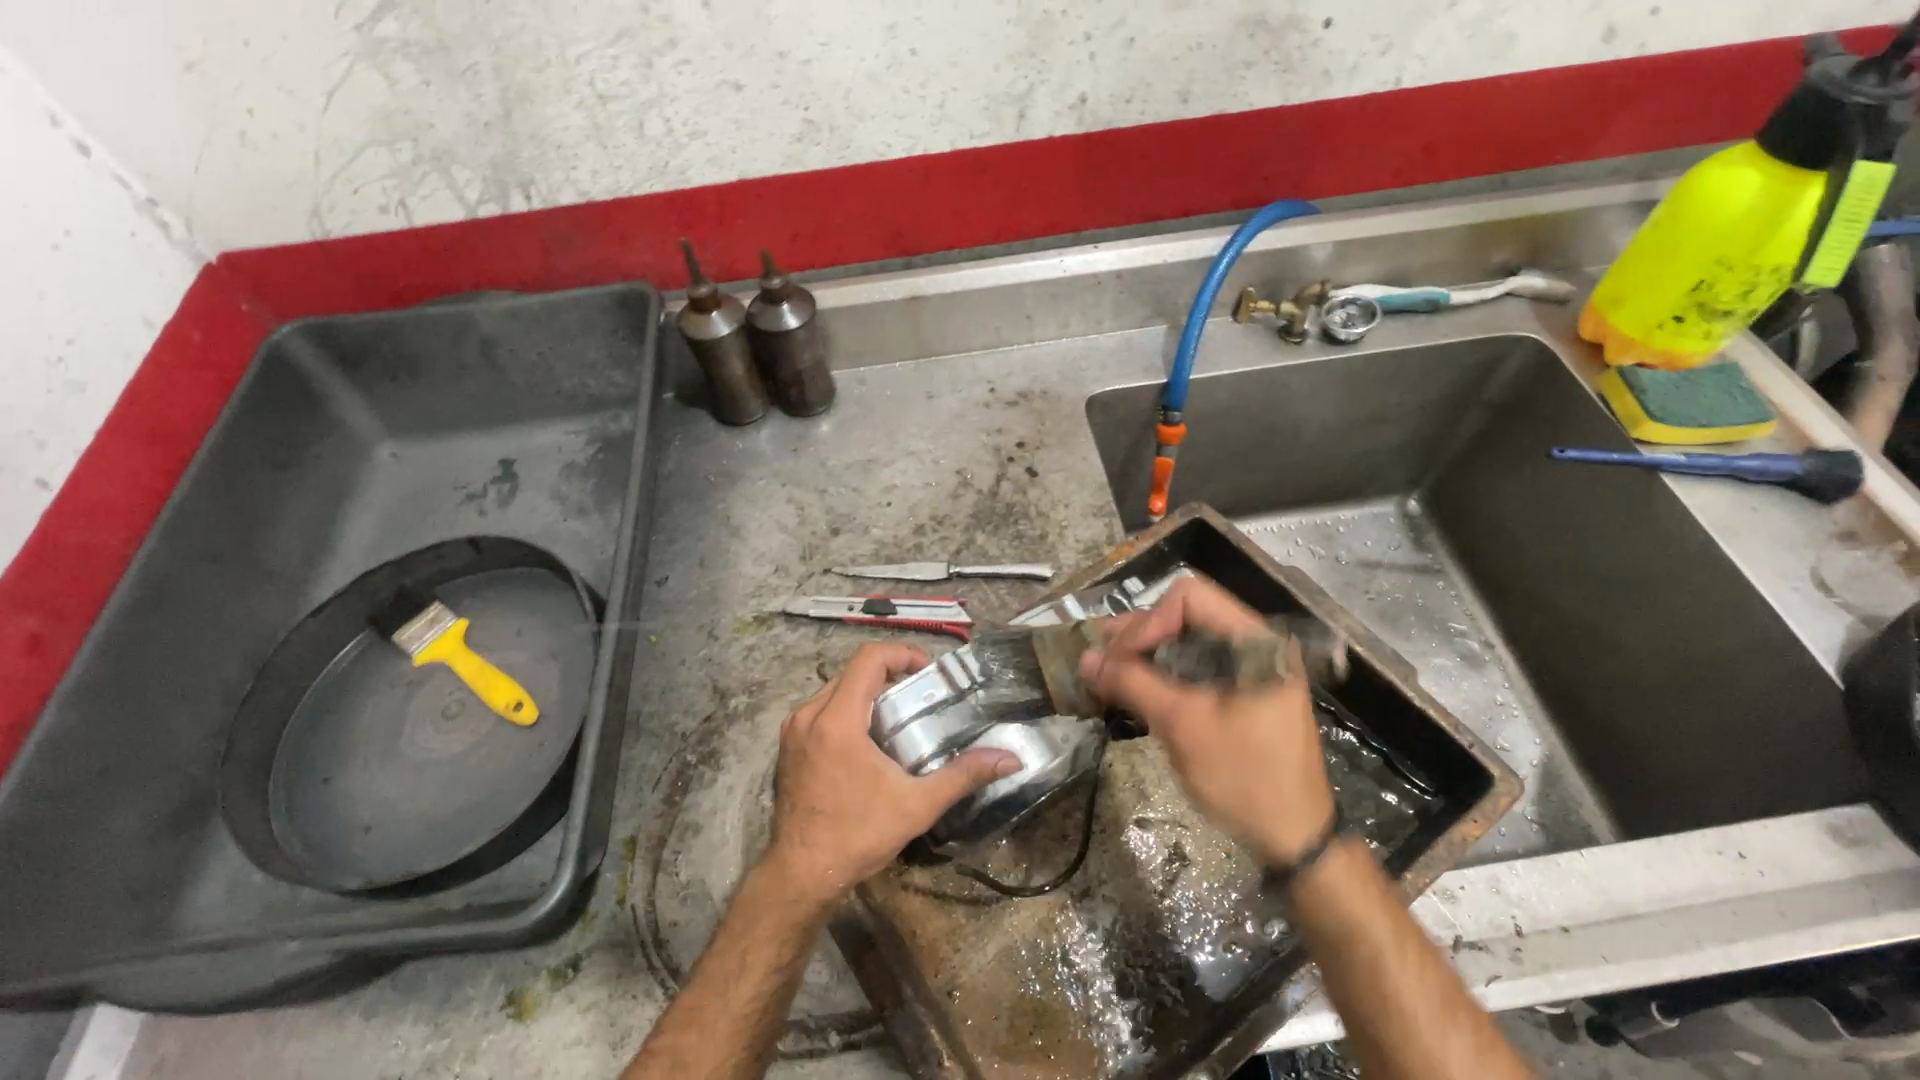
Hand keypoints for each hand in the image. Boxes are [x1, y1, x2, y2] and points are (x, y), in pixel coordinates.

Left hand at [763, 643, 1020, 907]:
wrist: (802, 874)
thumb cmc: (859, 835)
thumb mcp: (918, 804)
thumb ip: (964, 775)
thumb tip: (1010, 760)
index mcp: (837, 720)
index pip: (868, 658)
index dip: (901, 653)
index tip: (926, 672)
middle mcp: (808, 716)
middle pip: (851, 673)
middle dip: (887, 675)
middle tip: (918, 697)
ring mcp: (793, 732)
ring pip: (832, 691)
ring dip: (865, 694)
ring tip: (896, 718)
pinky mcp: (787, 748)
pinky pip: (818, 712)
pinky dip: (844, 712)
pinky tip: (867, 742)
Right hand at [1078, 577, 1335, 865]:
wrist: (1295, 839)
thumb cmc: (1244, 780)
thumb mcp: (1182, 727)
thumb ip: (1133, 685)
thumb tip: (1085, 658)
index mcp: (1255, 641)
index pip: (1189, 598)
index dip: (1147, 622)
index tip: (1118, 660)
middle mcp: (1256, 645)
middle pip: (1187, 616)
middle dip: (1139, 637)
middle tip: (1099, 663)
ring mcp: (1252, 671)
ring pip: (1187, 644)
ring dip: (1145, 657)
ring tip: (1106, 675)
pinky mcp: (1243, 695)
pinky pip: (1197, 669)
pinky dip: (1163, 676)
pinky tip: (1133, 691)